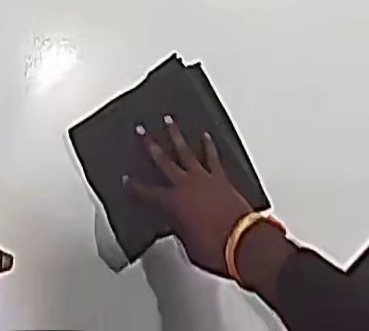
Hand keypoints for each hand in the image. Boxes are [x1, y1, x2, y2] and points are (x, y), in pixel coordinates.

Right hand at [125, 116, 257, 275]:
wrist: (242, 242)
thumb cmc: (215, 249)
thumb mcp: (189, 246)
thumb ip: (180, 230)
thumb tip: (179, 225)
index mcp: (173, 203)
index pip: (148, 194)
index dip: (135, 188)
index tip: (126, 179)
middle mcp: (185, 185)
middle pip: (163, 160)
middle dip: (150, 145)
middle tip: (141, 130)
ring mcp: (203, 177)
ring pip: (185, 151)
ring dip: (175, 134)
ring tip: (168, 121)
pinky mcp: (220, 177)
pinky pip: (211, 157)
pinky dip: (208, 145)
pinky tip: (205, 135)